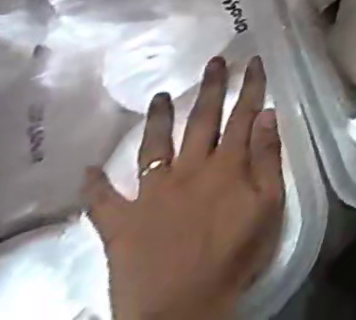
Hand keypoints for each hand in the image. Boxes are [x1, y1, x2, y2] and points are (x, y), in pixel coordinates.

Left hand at [85, 57, 283, 319]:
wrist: (180, 309)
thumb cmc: (234, 257)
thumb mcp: (268, 207)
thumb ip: (268, 160)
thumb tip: (268, 114)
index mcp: (227, 166)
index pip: (244, 116)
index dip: (250, 86)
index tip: (254, 61)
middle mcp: (189, 170)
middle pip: (202, 121)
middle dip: (210, 88)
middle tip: (214, 60)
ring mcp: (151, 194)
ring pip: (154, 146)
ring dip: (158, 119)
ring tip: (160, 96)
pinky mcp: (121, 223)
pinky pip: (102, 200)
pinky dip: (94, 184)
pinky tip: (87, 169)